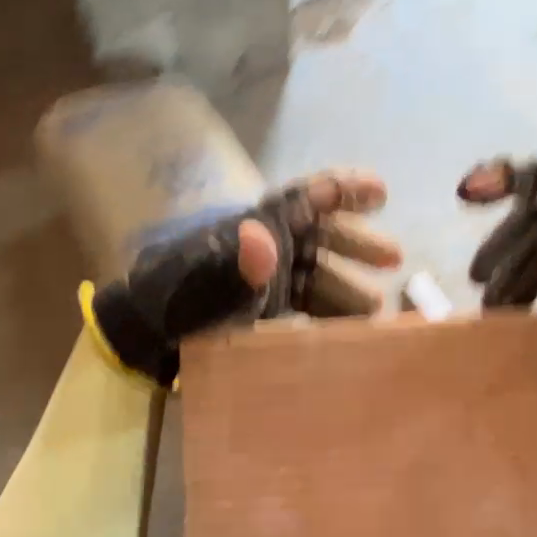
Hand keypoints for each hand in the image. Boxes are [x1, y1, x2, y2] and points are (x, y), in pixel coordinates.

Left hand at [91, 170, 402, 384]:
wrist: (142, 346)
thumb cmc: (170, 307)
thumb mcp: (200, 289)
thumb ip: (231, 268)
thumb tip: (262, 235)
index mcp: (250, 232)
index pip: (300, 201)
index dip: (340, 191)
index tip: (380, 191)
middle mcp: (262, 252)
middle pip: (318, 238)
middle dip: (355, 243)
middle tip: (394, 258)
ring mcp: (265, 287)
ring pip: (317, 277)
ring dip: (349, 288)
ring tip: (378, 311)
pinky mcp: (264, 318)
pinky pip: (306, 312)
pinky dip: (331, 321)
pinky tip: (352, 335)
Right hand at [456, 158, 536, 341]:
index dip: (503, 178)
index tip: (468, 192)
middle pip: (527, 220)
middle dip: (501, 245)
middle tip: (479, 277)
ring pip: (525, 250)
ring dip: (505, 276)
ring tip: (491, 311)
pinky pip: (534, 274)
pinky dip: (517, 293)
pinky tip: (507, 316)